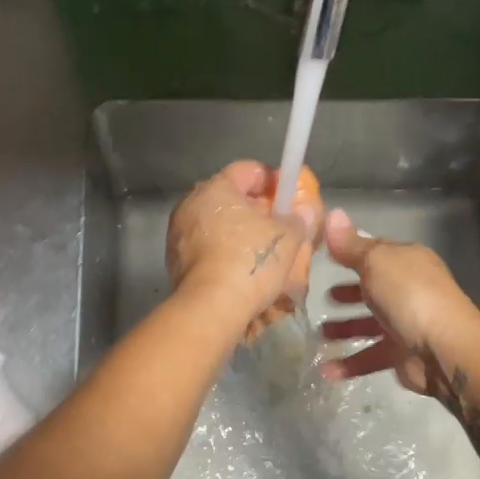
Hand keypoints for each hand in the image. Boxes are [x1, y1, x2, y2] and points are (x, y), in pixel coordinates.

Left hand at [166, 161, 319, 326]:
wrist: (210, 309)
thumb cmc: (250, 262)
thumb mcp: (287, 237)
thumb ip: (298, 218)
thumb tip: (303, 212)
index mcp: (215, 188)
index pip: (247, 170)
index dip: (272, 179)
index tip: (290, 196)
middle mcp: (191, 205)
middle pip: (231, 199)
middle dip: (257, 211)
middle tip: (280, 227)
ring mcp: (179, 236)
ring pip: (218, 226)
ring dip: (240, 235)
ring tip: (264, 254)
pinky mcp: (176, 264)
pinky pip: (208, 250)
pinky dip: (225, 255)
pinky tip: (243, 272)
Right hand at [319, 208, 479, 392]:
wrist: (444, 349)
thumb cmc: (410, 296)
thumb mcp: (376, 262)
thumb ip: (351, 245)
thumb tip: (332, 214)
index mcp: (407, 262)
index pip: (375, 252)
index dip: (350, 254)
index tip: (322, 258)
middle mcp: (409, 290)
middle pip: (373, 289)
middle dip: (348, 294)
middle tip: (322, 297)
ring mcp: (406, 324)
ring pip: (369, 325)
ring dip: (344, 329)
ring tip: (319, 334)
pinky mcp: (401, 355)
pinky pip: (370, 357)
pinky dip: (349, 364)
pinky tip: (325, 370)